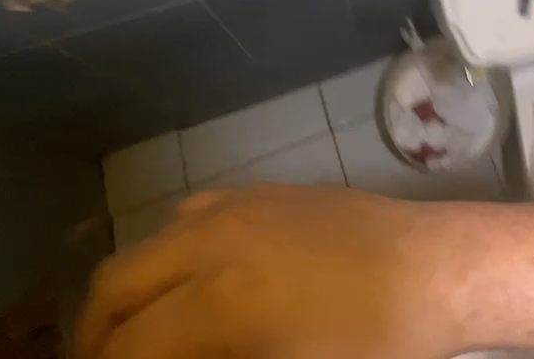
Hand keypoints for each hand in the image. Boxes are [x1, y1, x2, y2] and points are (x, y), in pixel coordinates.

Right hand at [74, 184, 472, 358]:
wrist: (433, 268)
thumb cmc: (370, 344)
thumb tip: (170, 355)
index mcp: (218, 295)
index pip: (124, 347)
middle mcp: (216, 236)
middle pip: (116, 284)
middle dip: (100, 336)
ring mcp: (241, 203)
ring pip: (151, 243)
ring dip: (134, 291)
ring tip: (145, 336)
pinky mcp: (266, 191)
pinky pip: (192, 215)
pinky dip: (173, 254)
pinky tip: (193, 287)